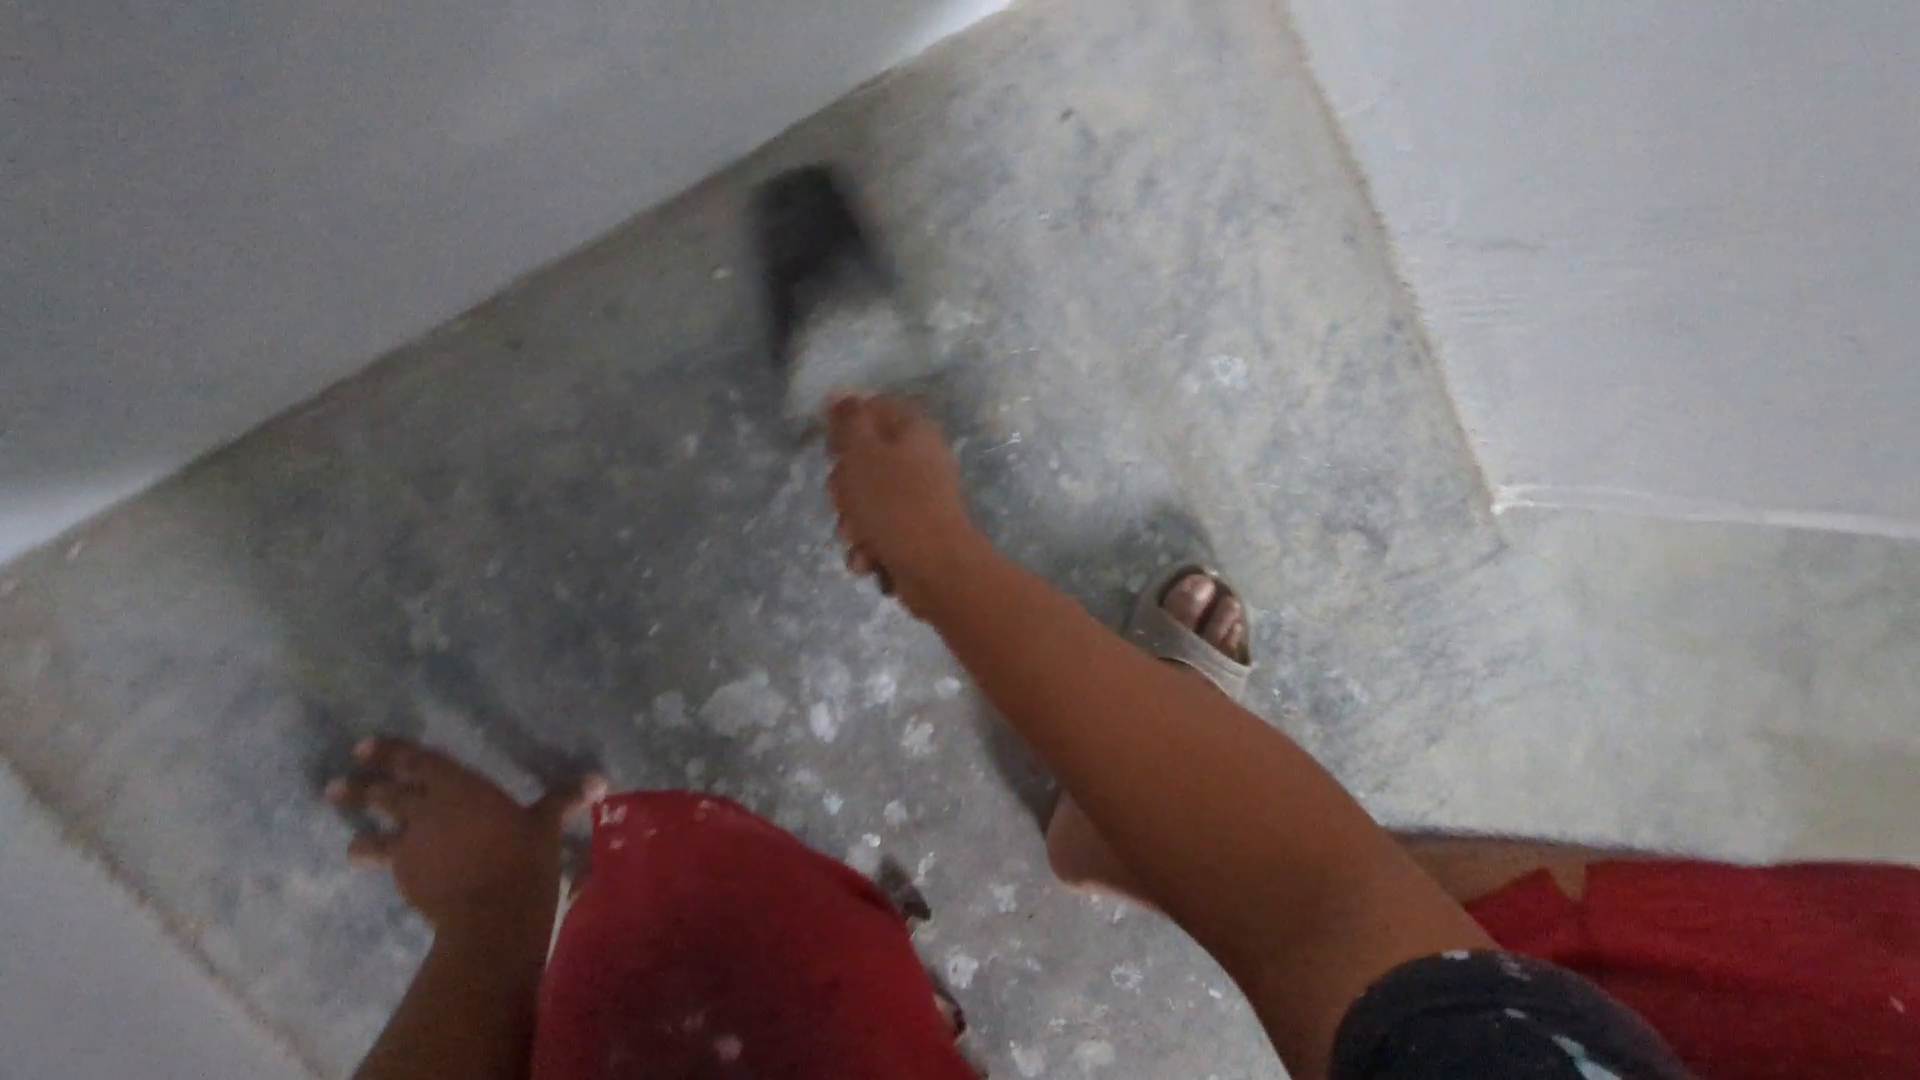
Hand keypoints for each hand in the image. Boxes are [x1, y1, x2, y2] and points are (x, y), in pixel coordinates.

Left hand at [326, 738, 602, 936]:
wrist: (492, 912)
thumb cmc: (523, 856)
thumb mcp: (547, 824)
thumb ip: (564, 800)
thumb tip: (599, 781)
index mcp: (460, 789)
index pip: (419, 764)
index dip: (393, 754)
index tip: (363, 746)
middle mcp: (427, 813)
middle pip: (388, 795)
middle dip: (363, 787)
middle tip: (338, 783)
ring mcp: (412, 848)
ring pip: (377, 832)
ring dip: (360, 826)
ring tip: (349, 833)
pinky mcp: (407, 879)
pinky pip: (388, 862)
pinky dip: (379, 858)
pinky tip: (376, 861)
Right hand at [825, 395, 982, 613]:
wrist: (936, 570)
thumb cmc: (895, 505)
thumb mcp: (863, 454)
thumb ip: (848, 421)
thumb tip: (840, 393)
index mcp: (914, 432)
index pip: (873, 410)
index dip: (846, 428)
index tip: (831, 449)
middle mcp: (920, 462)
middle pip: (864, 462)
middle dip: (844, 489)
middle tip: (846, 500)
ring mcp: (919, 501)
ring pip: (866, 503)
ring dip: (852, 525)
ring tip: (859, 538)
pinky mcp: (914, 535)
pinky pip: (878, 533)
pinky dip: (869, 548)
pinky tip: (870, 560)